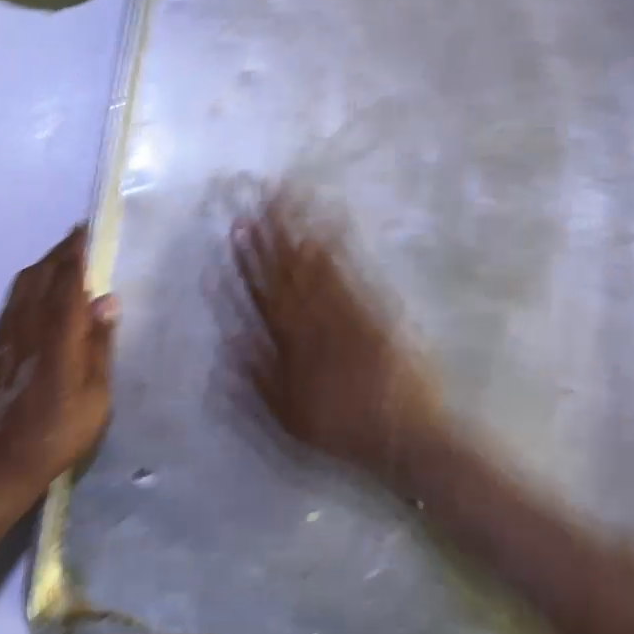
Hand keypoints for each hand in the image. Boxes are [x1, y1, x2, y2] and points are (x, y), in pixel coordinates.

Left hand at [0, 227, 116, 490]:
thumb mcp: (96, 395)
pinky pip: (12, 299)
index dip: (77, 251)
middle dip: (60, 252)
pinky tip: (37, 290)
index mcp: (58, 332)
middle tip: (78, 238)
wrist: (2, 456)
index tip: (87, 229)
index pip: (68, 278)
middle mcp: (28, 321)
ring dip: (43, 264)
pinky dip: (28, 284)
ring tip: (61, 259)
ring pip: (23, 282)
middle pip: (43, 273)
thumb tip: (106, 299)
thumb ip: (99, 344)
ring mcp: (7, 330)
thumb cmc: (59, 430)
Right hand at [229, 194, 446, 490]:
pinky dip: (339, 244)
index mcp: (289, 343)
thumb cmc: (340, 430)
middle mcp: (315, 319)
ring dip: (301, 227)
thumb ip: (255, 376)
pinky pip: (352, 271)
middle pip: (288, 268)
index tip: (237, 228)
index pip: (262, 291)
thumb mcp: (285, 415)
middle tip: (260, 196)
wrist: (406, 437)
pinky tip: (332, 221)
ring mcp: (347, 311)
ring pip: (317, 262)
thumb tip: (227, 341)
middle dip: (272, 230)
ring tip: (289, 196)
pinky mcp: (376, 311)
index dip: (248, 258)